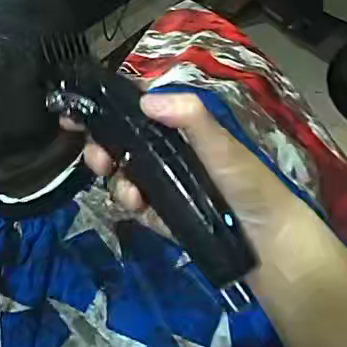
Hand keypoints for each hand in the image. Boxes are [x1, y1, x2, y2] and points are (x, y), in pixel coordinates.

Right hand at [77, 92, 307, 247]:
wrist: (269, 246)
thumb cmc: (249, 185)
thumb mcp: (222, 145)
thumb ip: (190, 118)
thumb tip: (145, 99)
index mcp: (182, 126)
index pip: (139, 107)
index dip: (108, 106)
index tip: (78, 111)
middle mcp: (169, 150)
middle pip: (122, 140)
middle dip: (102, 145)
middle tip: (96, 158)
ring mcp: (164, 181)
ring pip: (123, 171)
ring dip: (115, 177)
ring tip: (128, 192)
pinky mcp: (162, 212)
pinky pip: (135, 202)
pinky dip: (129, 202)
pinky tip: (136, 206)